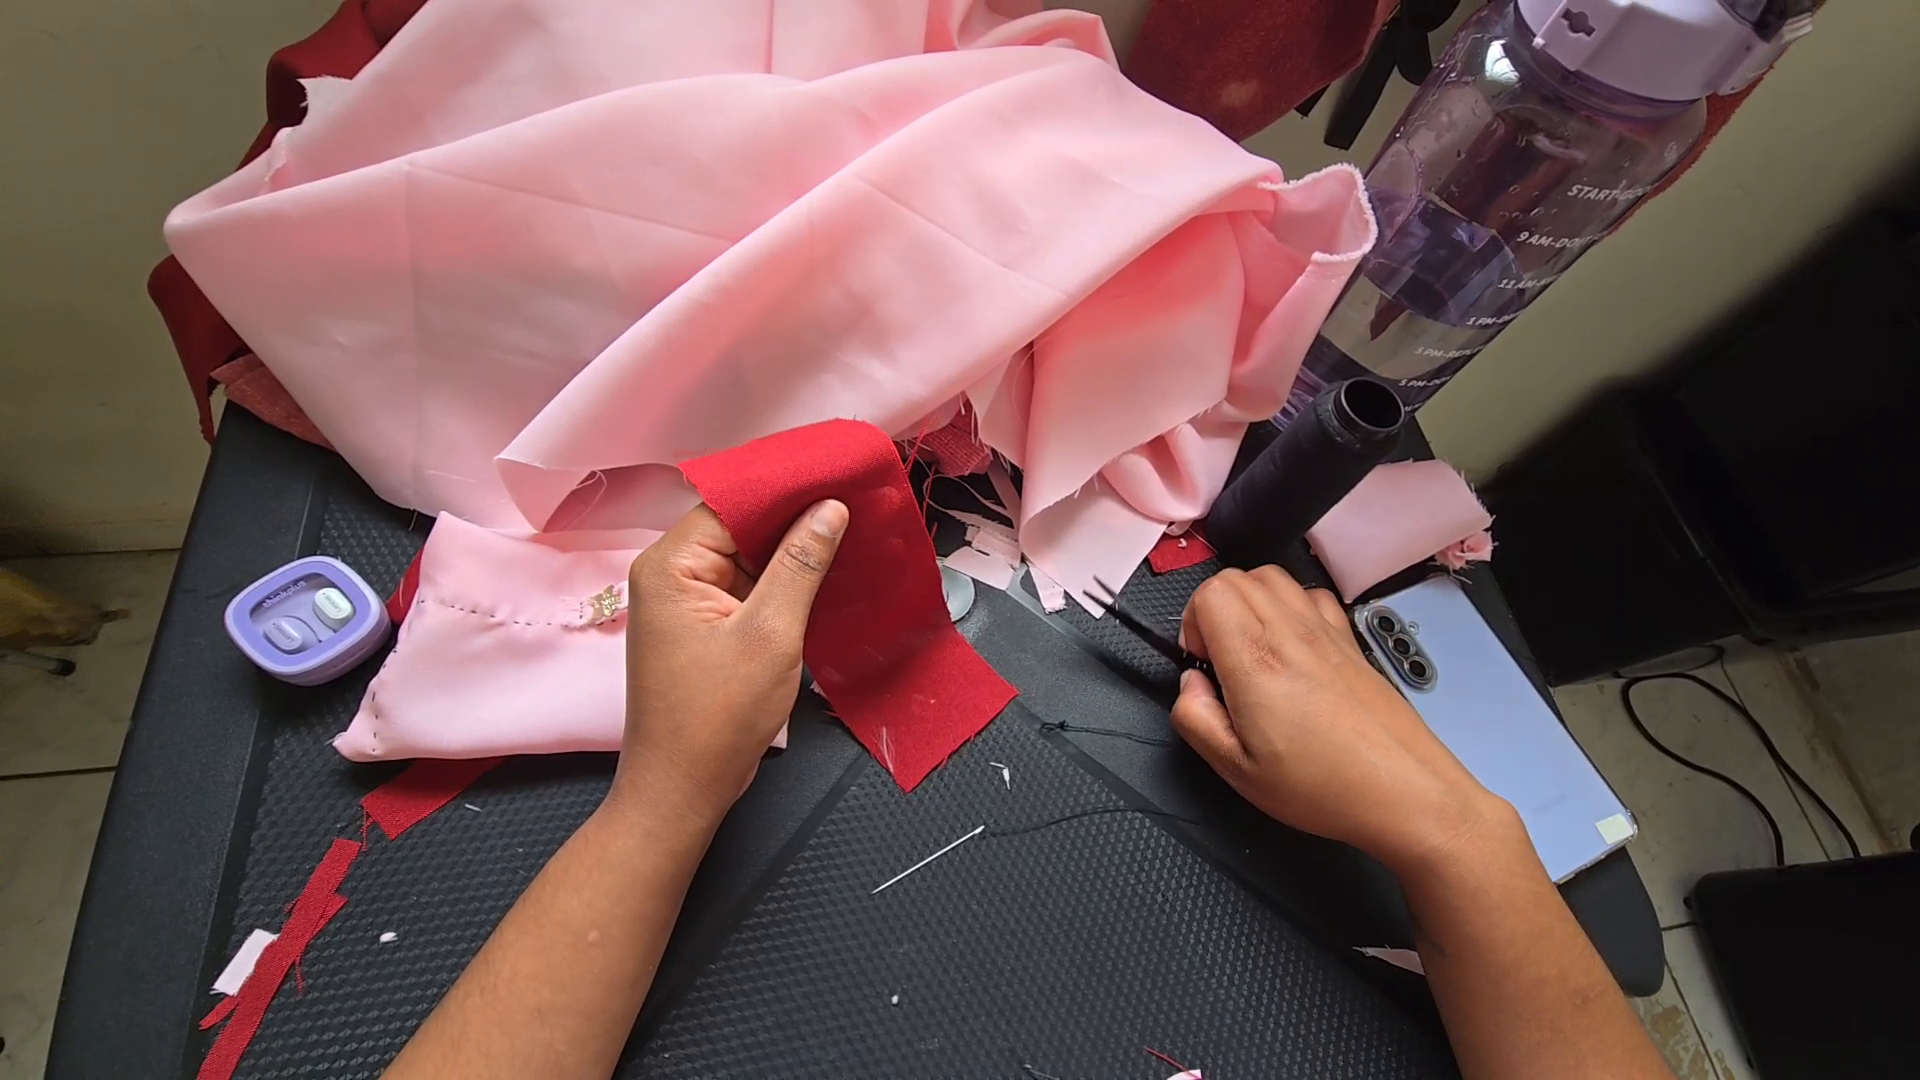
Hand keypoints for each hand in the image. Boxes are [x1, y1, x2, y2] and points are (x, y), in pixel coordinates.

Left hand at [610, 500, 848, 829]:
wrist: (685, 789)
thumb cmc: (720, 714)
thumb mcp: (770, 633)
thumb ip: (800, 564)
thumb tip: (830, 507)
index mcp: (671, 565)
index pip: (732, 504)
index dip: (786, 487)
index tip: (837, 472)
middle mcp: (673, 574)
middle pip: (739, 526)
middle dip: (795, 515)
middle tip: (854, 495)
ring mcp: (690, 601)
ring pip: (749, 555)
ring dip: (794, 547)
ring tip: (851, 522)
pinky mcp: (709, 624)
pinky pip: (750, 585)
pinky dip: (785, 577)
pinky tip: (827, 566)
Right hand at [1172, 566, 1511, 874]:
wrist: (1407, 795)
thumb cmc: (1327, 787)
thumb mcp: (1235, 770)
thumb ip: (1193, 718)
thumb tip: (1188, 685)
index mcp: (1257, 662)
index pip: (1210, 593)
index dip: (1191, 622)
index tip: (1200, 661)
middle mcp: (1291, 635)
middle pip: (1235, 577)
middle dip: (1213, 610)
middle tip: (1220, 657)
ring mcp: (1325, 632)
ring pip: (1271, 577)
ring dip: (1248, 602)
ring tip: (1250, 646)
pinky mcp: (1349, 641)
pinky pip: (1311, 594)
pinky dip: (1290, 606)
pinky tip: (1290, 644)